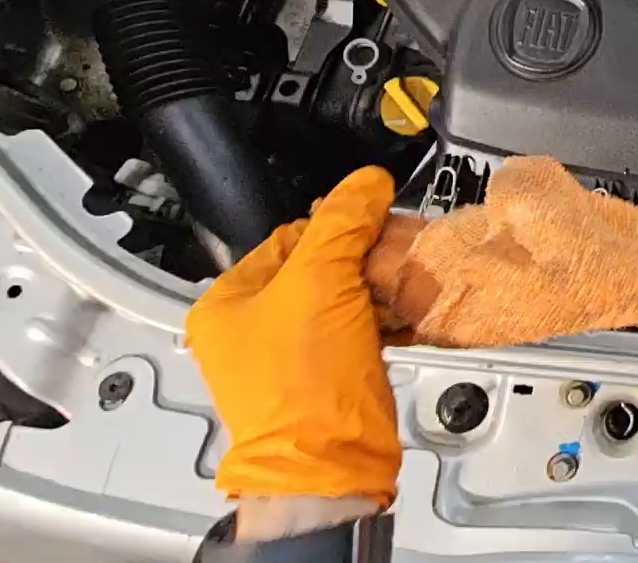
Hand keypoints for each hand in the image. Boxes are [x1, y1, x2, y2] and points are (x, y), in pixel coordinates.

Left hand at [187, 167, 401, 508]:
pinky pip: (370, 317)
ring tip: (404, 285)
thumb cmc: (301, 384)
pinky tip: (407, 309)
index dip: (341, 225)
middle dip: (370, 255)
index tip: (377, 223)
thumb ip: (344, 223)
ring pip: (355, 288)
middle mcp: (258, 322)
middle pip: (329, 259)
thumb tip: (368, 181)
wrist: (331, 456)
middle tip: (394, 255)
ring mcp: (299, 344)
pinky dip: (393, 309)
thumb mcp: (318, 282)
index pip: (294, 233)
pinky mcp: (338, 361)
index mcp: (229, 301)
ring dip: (387, 282)